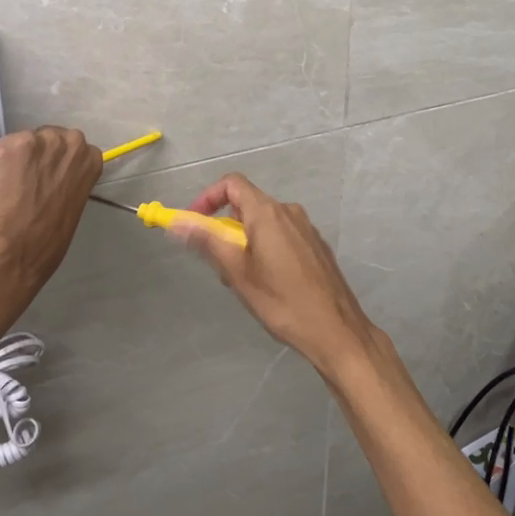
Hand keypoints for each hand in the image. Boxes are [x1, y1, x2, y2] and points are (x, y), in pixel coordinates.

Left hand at [0, 127, 102, 291]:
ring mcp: (38, 141)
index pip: (73, 149)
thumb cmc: (47, 243)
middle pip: (49, 138)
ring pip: (24, 142)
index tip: (48, 177)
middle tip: (26, 180)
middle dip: (39, 156)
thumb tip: (52, 185)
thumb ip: (68, 186)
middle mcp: (68, 142)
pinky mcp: (10, 145)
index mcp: (90, 160)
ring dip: (16, 158)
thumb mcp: (73, 209)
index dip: (57, 163)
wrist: (13, 252)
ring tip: (7, 184)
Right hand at [172, 174, 380, 374]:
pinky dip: (266, 249)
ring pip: (265, 224)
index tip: (194, 223)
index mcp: (268, 213)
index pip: (232, 184)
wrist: (336, 331)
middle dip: (226, 229)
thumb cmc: (282, 302)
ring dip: (245, 242)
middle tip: (219, 266)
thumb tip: (178, 221)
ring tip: (243, 281)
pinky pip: (283, 236)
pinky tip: (270, 285)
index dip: (207, 198)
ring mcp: (307, 228)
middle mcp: (289, 212)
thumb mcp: (238, 273)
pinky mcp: (316, 246)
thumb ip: (207, 242)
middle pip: (248, 205)